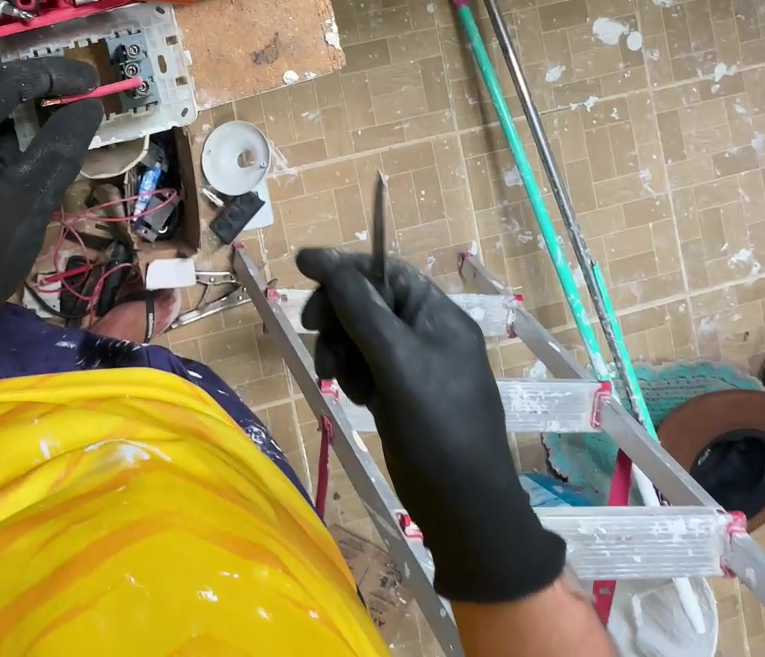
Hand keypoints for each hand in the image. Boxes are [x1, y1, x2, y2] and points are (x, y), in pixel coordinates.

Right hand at [296, 248, 566, 603]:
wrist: (463, 507)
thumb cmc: (436, 425)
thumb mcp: (395, 359)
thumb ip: (358, 306)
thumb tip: (320, 257)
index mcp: (436, 315)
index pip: (384, 270)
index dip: (343, 266)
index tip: (301, 266)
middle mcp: (425, 333)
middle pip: (365, 301)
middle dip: (336, 315)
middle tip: (310, 329)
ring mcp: (412, 365)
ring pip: (358, 335)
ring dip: (338, 349)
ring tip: (333, 377)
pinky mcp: (399, 392)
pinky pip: (362, 366)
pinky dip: (351, 375)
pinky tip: (355, 397)